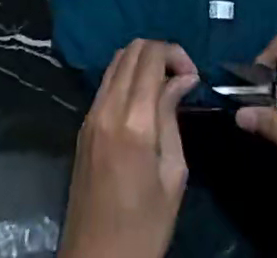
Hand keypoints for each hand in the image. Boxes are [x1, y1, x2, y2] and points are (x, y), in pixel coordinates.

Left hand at [59, 39, 199, 257]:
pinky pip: (106, 83)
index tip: (193, 77)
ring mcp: (90, 117)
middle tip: (182, 78)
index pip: (151, 55)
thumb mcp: (173, 173)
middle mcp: (106, 109)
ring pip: (116, 62)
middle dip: (161, 52)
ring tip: (165, 86)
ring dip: (143, 62)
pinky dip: (127, 77)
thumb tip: (183, 79)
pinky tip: (145, 101)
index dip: (177, 54)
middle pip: (131, 49)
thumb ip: (172, 117)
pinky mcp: (83, 128)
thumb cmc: (144, 227)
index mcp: (133, 121)